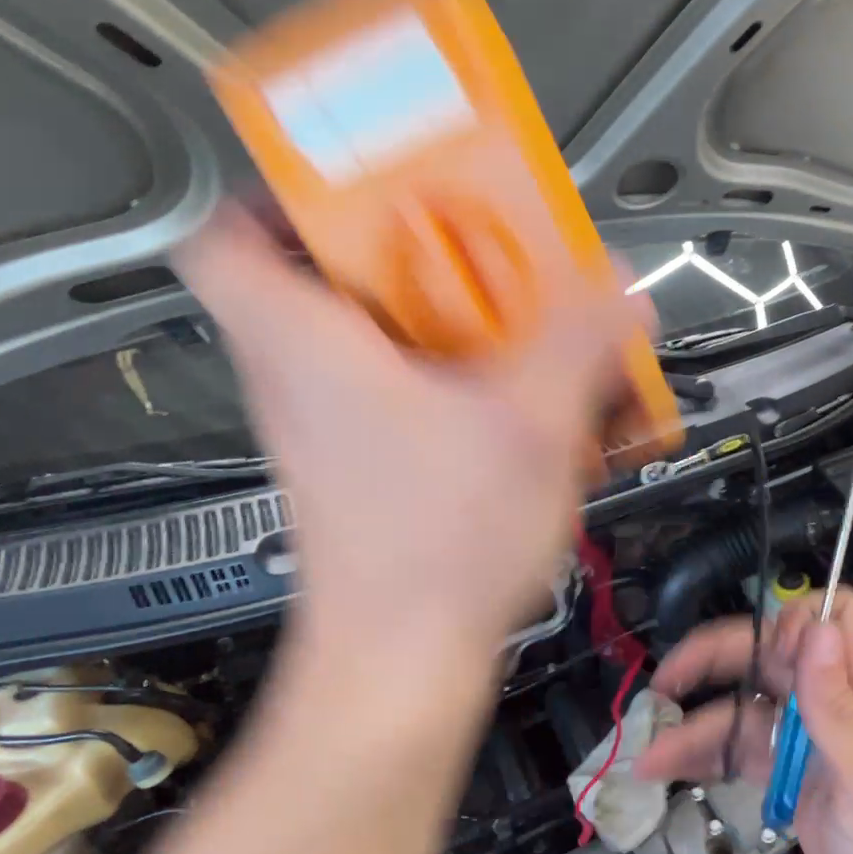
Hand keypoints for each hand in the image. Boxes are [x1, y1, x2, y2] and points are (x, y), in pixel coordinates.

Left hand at [173, 204, 651, 671]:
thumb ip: (581, 343)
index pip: (235, 234)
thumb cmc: (432, 554)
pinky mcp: (382, 472)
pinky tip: (547, 422)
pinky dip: (482, 396)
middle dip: (436, 267)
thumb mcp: (528, 424)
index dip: (300, 196)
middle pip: (349, 284)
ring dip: (475, 337)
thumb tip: (617, 291)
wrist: (408, 660)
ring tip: (545, 348)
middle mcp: (310, 385)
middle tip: (503, 267)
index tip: (382, 193)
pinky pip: (426, 403)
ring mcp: (344, 433)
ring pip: (398, 349)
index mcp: (309, 348)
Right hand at [633, 592, 852, 853]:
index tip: (761, 654)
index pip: (833, 618)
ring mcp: (812, 740)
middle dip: (720, 659)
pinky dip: (707, 756)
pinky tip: (668, 768)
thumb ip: (839, 706)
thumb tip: (818, 628)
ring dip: (698, 720)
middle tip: (668, 680)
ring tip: (650, 746)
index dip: (793, 621)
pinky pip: (744, 752)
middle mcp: (837, 704)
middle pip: (774, 655)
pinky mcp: (793, 776)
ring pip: (748, 706)